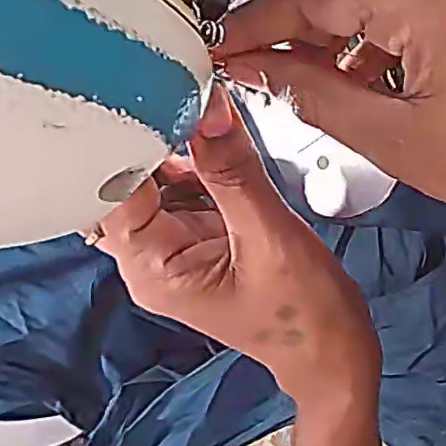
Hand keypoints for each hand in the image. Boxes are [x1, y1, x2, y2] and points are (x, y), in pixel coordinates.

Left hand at [96, 89, 379, 407]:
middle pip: (129, 181)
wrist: (331, 349)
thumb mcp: (270, 236)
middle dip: (156, 138)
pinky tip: (221, 146)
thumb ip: (234, 170)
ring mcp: (176, 248)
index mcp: (153, 269)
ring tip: (210, 119)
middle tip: (188, 98)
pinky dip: (202, 162)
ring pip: (159, 180)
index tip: (155, 96)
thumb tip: (209, 107)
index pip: (114, 190)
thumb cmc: (303, 315)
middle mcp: (153, 259)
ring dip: (181, 148)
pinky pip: (188, 188)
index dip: (130, 140)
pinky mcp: (200, 237)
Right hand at [215, 0, 445, 258]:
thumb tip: (257, 67)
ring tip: (309, 71)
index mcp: (440, 3)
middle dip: (292, 14)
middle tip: (263, 60)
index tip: (230, 44)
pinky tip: (354, 64)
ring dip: (327, 17)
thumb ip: (311, 94)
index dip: (263, 18)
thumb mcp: (388, 140)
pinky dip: (364, 20)